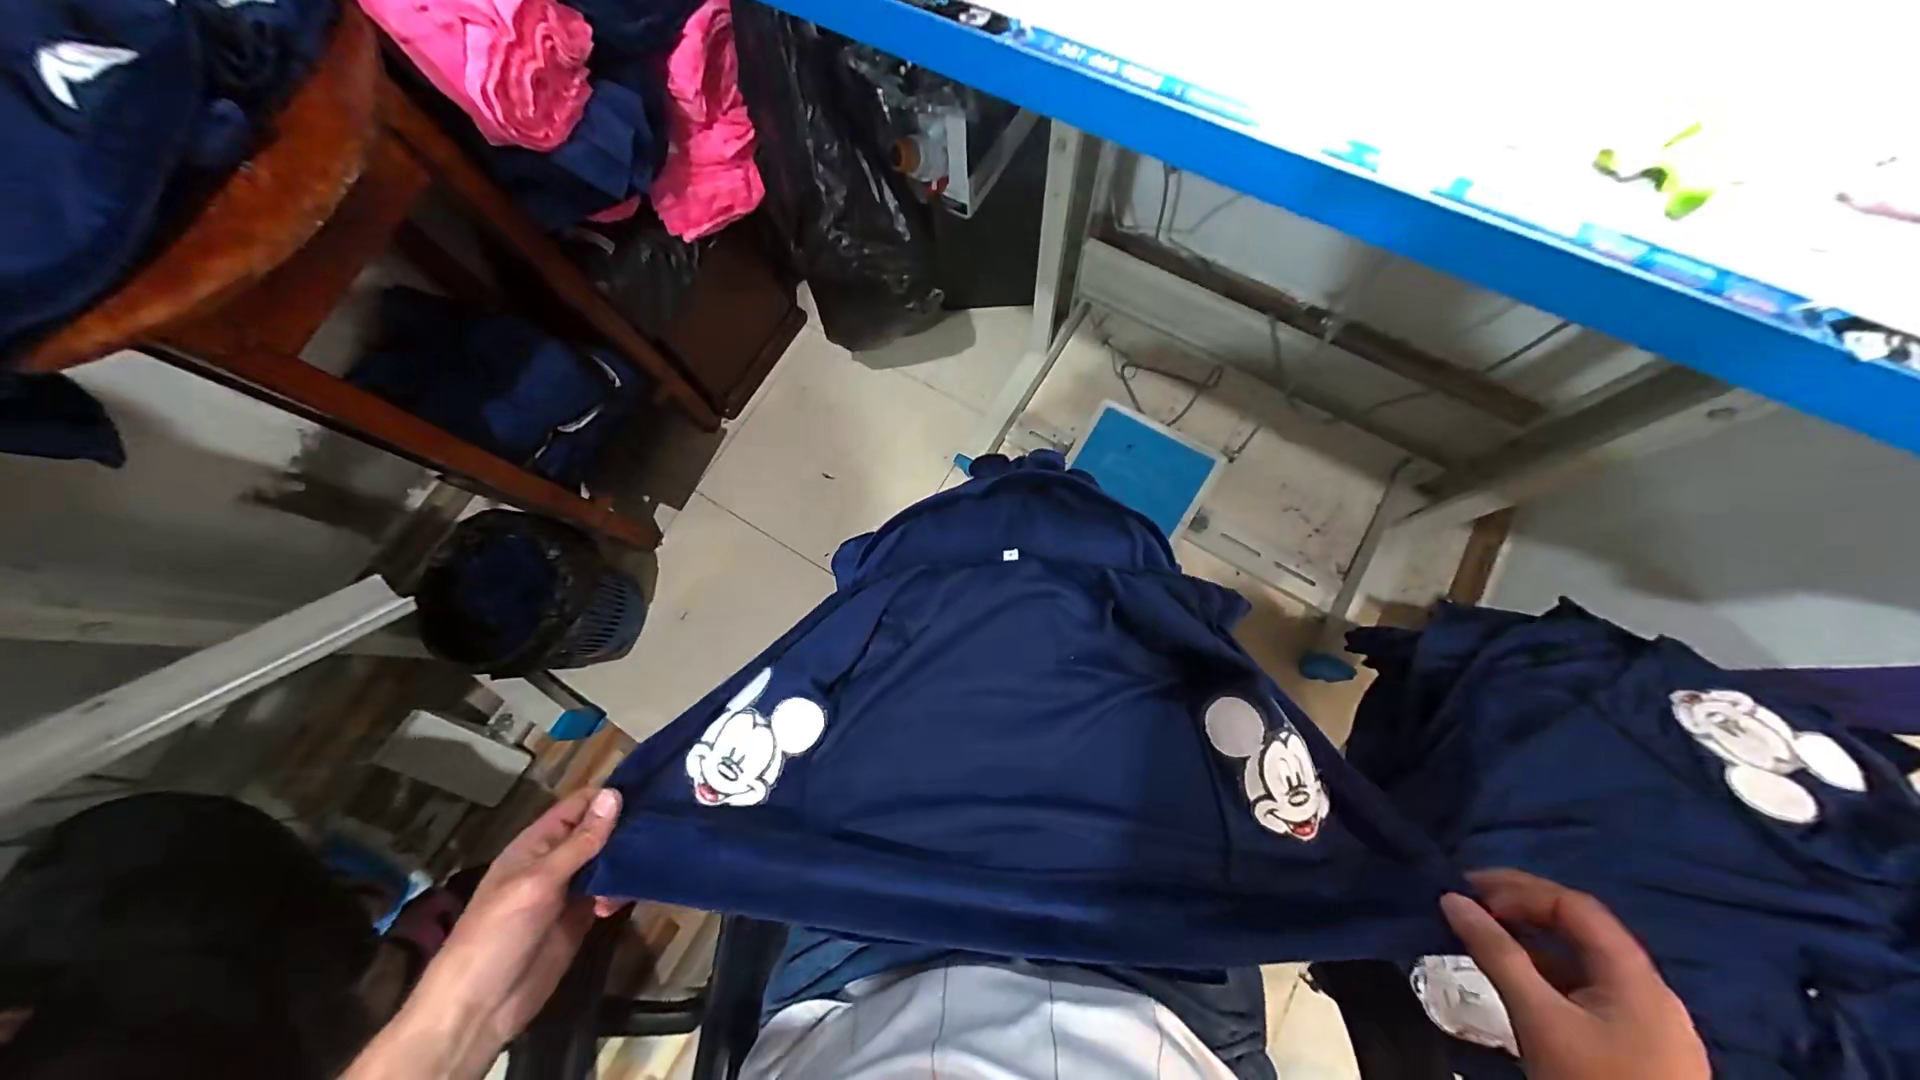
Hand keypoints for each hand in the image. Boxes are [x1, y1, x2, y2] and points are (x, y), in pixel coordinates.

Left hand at [344, 787, 621, 1079]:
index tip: (650, 789)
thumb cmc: (497, 934)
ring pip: (609, 861)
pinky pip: (611, 892)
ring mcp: (570, 890)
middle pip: (599, 831)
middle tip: (662, 823)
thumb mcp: (538, 882)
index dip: (609, 796)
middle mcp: (556, 861)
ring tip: (645, 864)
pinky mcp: (582, 916)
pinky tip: (621, 901)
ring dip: (627, 861)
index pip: (580, 805)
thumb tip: (614, 795)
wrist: (478, 1010)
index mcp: (538, 844)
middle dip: (626, 827)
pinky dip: (622, 891)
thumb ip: (579, 842)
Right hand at [1440, 868, 1708, 1079]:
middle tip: (1469, 907)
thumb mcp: (1538, 1019)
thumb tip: (1453, 899)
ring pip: (1583, 962)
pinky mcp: (1640, 1050)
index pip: (1575, 906)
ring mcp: (1650, 1025)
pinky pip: (1588, 991)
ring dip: (1531, 940)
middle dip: (1522, 909)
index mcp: (1637, 980)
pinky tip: (1517, 981)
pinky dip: (1546, 972)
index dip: (1519, 888)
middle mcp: (1651, 993)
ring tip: (1483, 938)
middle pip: (1582, 930)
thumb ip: (1495, 953)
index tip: (1468, 891)